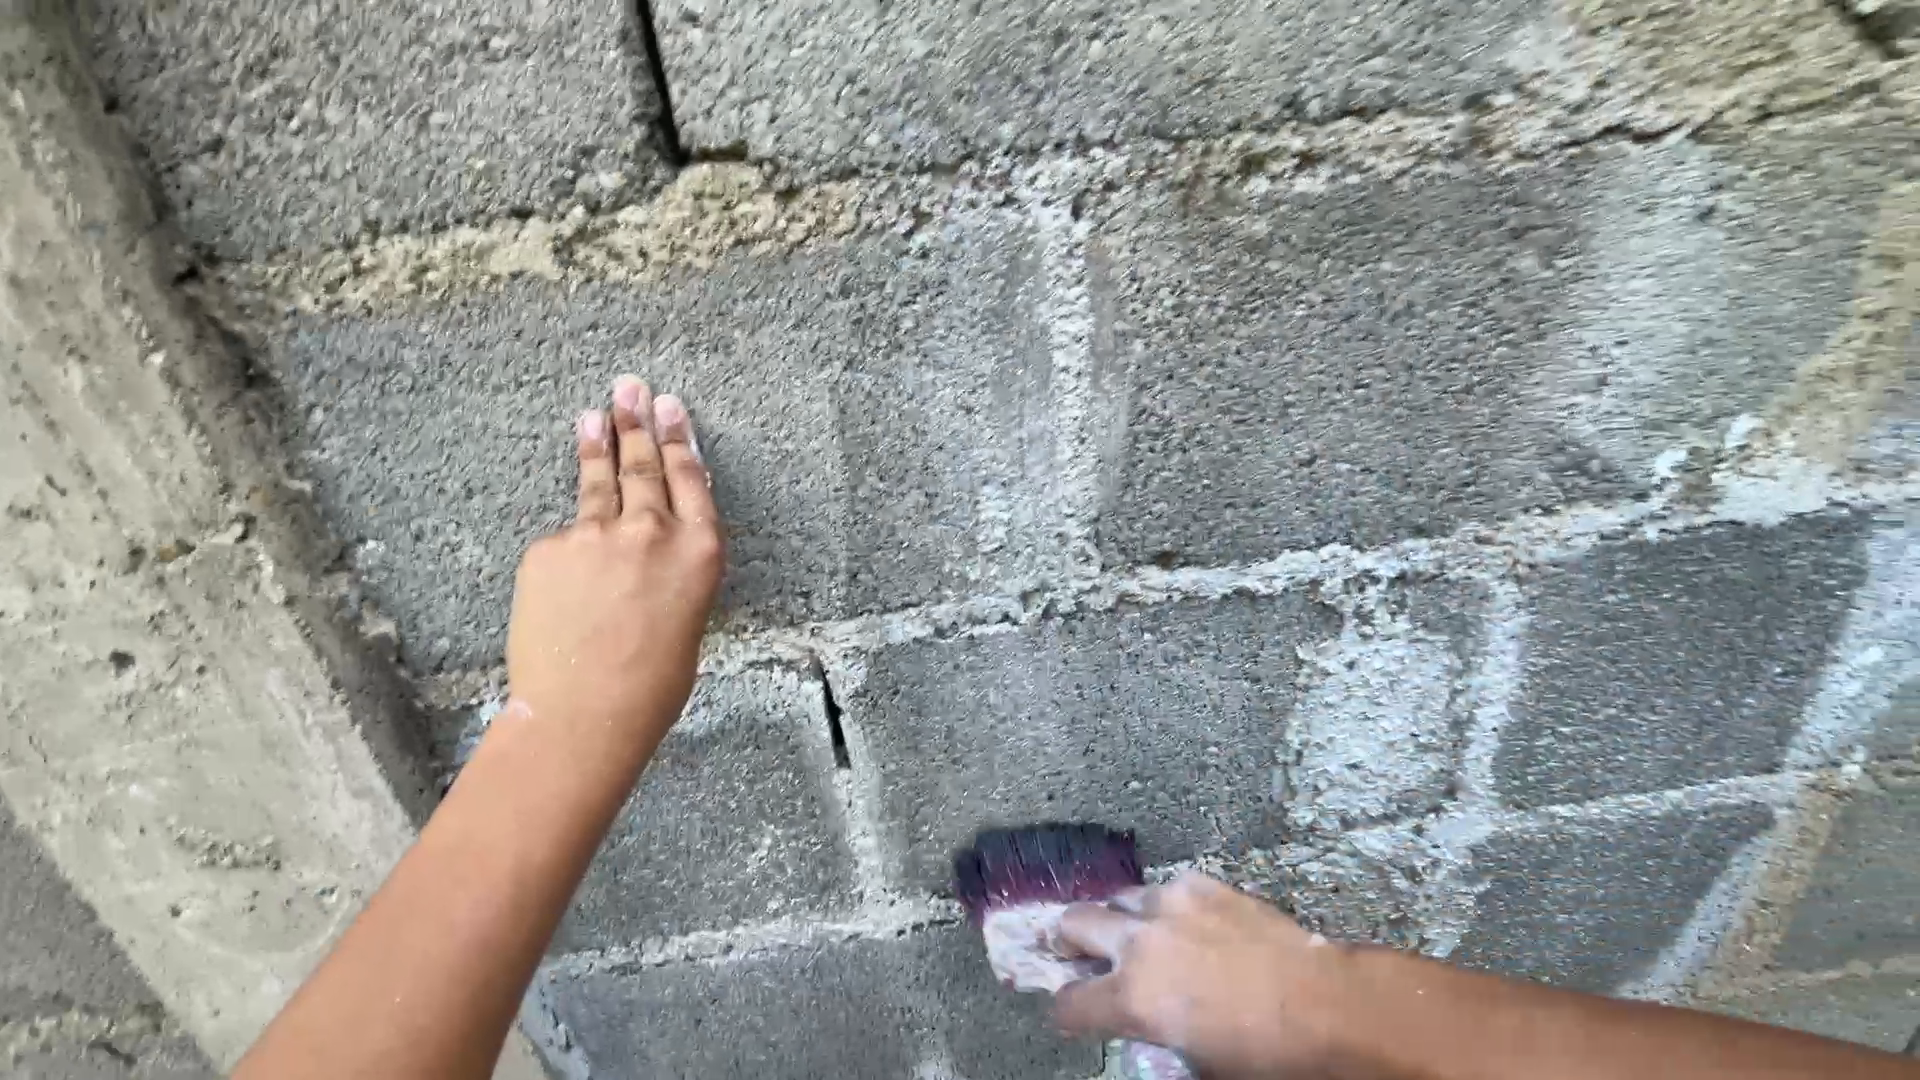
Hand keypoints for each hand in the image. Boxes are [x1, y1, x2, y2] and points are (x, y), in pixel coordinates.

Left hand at [504, 376, 724, 747]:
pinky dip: (569, 540)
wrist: (586, 712)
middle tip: (630, 387)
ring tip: (595, 414)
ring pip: (599, 482)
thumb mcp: (689, 614)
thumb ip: (674, 568)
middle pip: (644, 465)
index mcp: (700, 550)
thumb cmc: (653, 681)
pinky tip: (571, 561)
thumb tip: (651, 547)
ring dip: (597, 444)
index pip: (689, 478)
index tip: (671, 409)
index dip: (679, 439)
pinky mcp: (548, 549)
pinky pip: (563, 537)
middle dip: (636, 422)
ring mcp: (597, 535)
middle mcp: (653, 531)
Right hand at [1053, 873, 1344, 1078]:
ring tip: (1133, 933)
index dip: (1066, 1013)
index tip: (1071, 1013)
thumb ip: (1153, 1041)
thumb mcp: (1196, 1066)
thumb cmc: (1263, 1055)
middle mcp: (1138, 942)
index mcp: (1133, 998)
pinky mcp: (1198, 883)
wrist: (1322, 1004)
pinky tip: (1185, 923)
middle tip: (1073, 951)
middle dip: (1067, 941)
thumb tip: (1142, 1030)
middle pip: (1073, 924)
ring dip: (1117, 918)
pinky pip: (1164, 890)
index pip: (1069, 1003)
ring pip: (1117, 899)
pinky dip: (1163, 907)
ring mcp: (1167, 904)